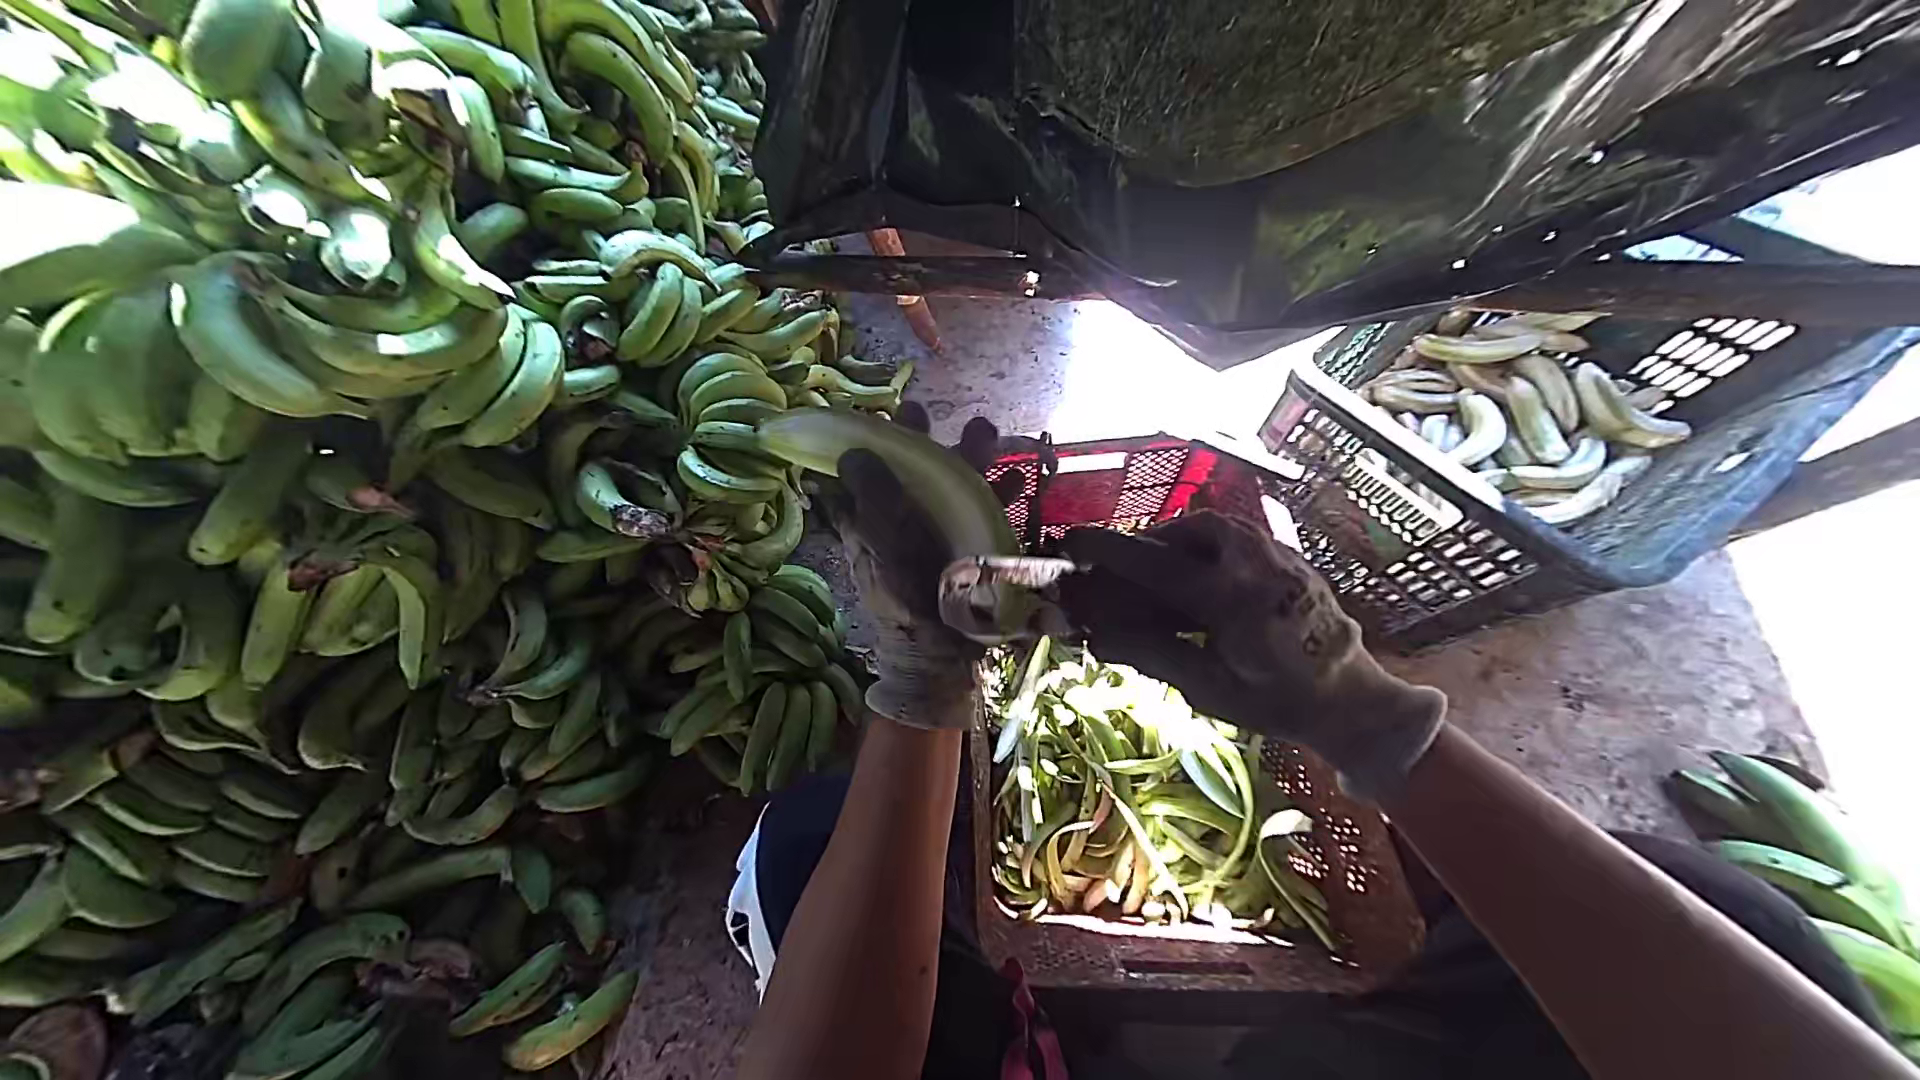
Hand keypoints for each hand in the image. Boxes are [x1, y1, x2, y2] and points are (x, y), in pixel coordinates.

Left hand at [826, 406, 1008, 729]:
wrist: (942, 652)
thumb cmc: (905, 600)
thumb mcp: (884, 550)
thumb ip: (873, 502)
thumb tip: (852, 452)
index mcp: (873, 517)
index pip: (862, 470)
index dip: (865, 440)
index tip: (870, 416)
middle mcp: (904, 516)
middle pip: (911, 467)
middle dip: (921, 439)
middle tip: (922, 410)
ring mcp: (940, 526)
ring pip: (953, 480)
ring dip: (970, 455)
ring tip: (987, 431)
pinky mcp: (971, 538)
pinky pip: (986, 506)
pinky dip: (1002, 489)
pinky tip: (1017, 477)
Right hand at [1056, 511, 1445, 800]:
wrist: (1354, 702)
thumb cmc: (1277, 703)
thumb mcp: (1208, 689)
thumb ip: (1151, 654)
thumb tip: (1097, 637)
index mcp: (1234, 599)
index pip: (1155, 564)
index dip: (1109, 550)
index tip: (1075, 540)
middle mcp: (1256, 564)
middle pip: (1184, 532)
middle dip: (1144, 546)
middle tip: (1119, 565)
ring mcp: (1278, 554)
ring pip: (1211, 526)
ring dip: (1174, 541)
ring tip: (1157, 571)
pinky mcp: (1288, 555)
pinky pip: (1234, 534)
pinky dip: (1203, 545)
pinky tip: (1196, 574)